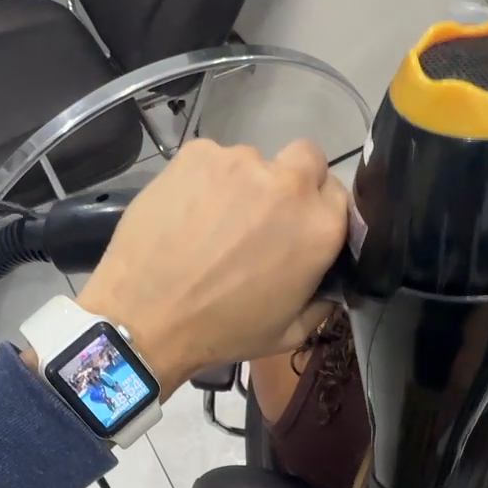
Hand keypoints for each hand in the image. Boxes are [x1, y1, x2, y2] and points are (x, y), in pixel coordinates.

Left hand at [75, 139, 348, 396]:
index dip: (322, 213)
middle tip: (265, 218)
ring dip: (245, 186)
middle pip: (309, 160)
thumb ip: (321, 303)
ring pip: (256, 162)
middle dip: (295, 183)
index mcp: (320, 228)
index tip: (300, 232)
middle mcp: (289, 184)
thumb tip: (328, 284)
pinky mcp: (198, 154)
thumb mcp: (288, 334)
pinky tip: (189, 214)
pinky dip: (207, 182)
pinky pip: (213, 161)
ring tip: (215, 223)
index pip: (341, 197)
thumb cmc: (222, 333)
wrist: (146, 318)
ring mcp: (241, 163)